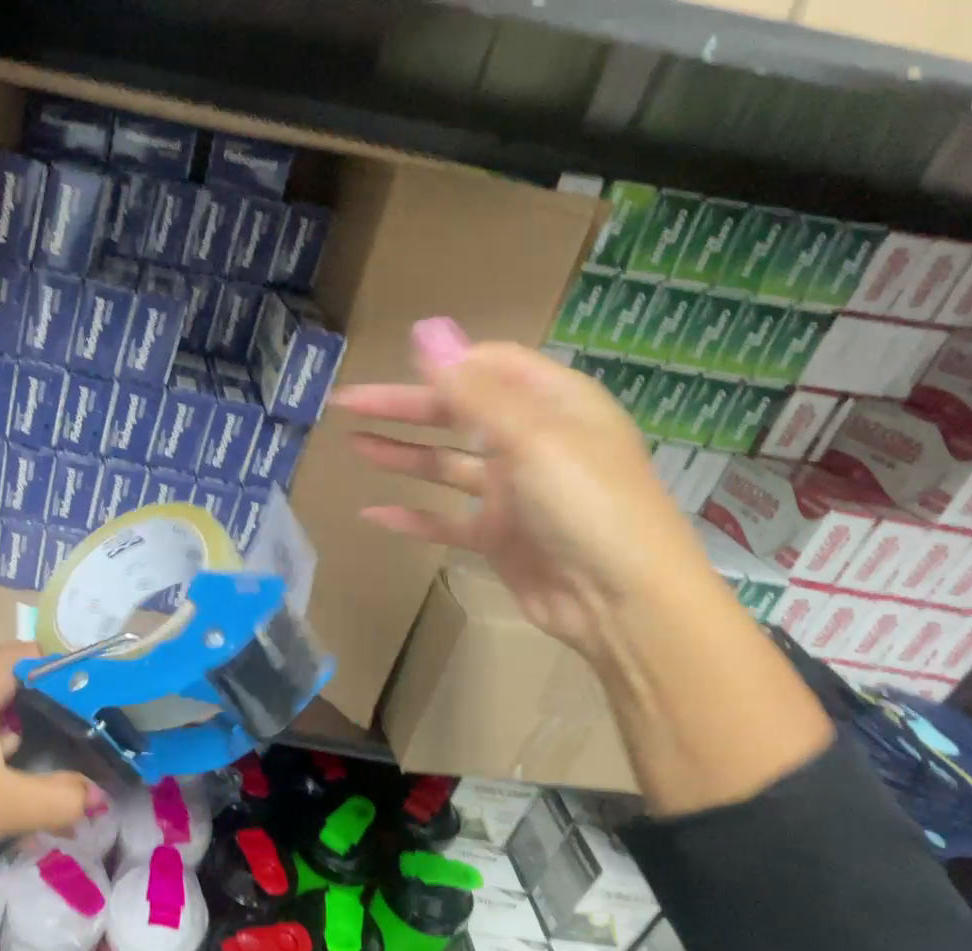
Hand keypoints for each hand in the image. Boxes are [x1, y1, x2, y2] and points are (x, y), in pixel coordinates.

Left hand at [0, 643, 93, 950]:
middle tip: (99, 737)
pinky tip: (28, 796)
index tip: (107, 696)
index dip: (70, 669)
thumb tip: (100, 796)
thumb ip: (59, 797)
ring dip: (32, 744)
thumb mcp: (1, 806)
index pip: (30, 654)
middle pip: (17, 688)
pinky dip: (4, 764)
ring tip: (75, 768)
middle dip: (58, 713)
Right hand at [333, 317, 714, 659]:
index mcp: (555, 404)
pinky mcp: (500, 538)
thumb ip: (472, 389)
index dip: (444, 364)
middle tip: (347, 403)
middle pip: (459, 413)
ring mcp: (515, 492)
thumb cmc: (588, 504)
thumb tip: (426, 328)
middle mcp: (534, 441)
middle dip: (404, 407)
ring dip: (402, 455)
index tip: (394, 366)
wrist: (624, 602)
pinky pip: (447, 521)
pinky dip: (412, 517)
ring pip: (447, 465)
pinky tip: (373, 513)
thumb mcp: (531, 437)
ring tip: (353, 446)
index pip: (492, 366)